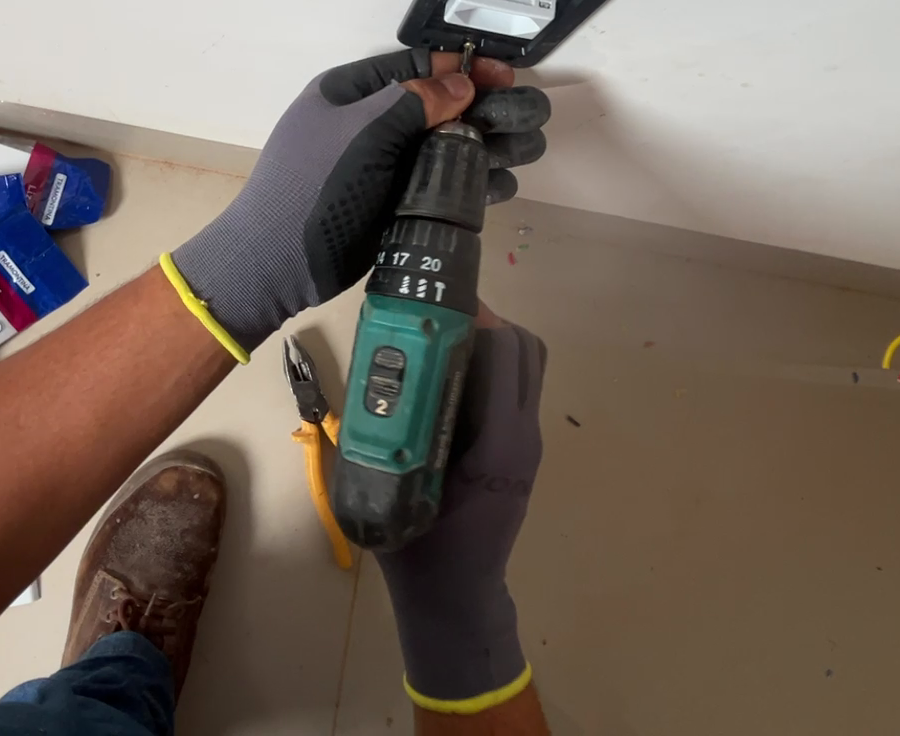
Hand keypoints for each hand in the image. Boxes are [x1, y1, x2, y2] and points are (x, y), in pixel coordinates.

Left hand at [170, 49, 549, 352]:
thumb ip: (413, 101)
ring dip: (486, 146)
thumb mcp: (361, 131)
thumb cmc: (315, 184)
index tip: (506, 76)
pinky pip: (437, 184)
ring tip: (528, 149)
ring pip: (443, 147)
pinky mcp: (392, 203)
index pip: (416, 68)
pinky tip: (502, 184)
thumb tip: (461, 83)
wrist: (278, 259)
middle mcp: (369, 125)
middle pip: (438, 107)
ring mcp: (381, 167)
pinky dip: (470, 182)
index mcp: (352, 94)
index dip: (464, 69)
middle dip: (485, 109)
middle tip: (529, 117)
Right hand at [375, 317, 546, 708]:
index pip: (505, 358)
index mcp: (497, 446)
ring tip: (445, 336)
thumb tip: (370, 370)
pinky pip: (519, 386)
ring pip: (529, 365)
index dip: (478, 321)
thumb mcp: (393, 486)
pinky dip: (494, 364)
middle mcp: (522, 437)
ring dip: (495, 340)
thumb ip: (382, 432)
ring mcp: (528, 442)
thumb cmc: (419, 548)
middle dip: (488, 322)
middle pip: (527, 350)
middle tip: (439, 316)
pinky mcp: (523, 447)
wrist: (457, 597)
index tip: (437, 303)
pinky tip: (449, 371)